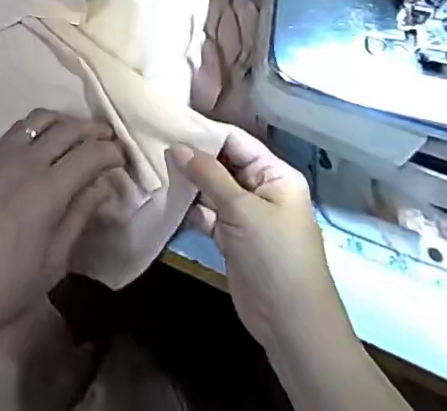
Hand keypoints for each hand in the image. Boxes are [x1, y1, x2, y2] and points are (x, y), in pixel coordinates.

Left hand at [0, 110, 122, 387]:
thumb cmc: (7, 286)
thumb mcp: (55, 261)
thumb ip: (80, 216)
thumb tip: (100, 186)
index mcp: (47, 190)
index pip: (90, 154)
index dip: (111, 152)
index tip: (124, 159)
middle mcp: (26, 162)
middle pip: (67, 128)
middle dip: (94, 130)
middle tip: (110, 140)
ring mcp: (2, 156)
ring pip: (40, 119)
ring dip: (65, 121)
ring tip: (79, 136)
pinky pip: (18, 128)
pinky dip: (39, 126)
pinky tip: (45, 144)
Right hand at [172, 129, 340, 352]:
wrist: (291, 323)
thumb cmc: (274, 255)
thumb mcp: (242, 209)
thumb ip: (208, 175)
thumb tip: (176, 146)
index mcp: (276, 174)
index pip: (237, 141)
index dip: (206, 132)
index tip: (171, 122)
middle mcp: (262, 189)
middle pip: (223, 163)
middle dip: (193, 156)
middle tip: (155, 142)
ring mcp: (248, 215)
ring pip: (213, 189)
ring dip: (189, 182)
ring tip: (155, 166)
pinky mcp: (234, 238)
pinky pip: (209, 214)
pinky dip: (191, 208)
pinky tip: (167, 198)